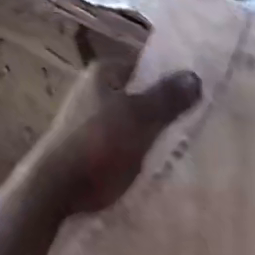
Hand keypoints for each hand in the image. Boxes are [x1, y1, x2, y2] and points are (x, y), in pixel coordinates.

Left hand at [30, 61, 201, 215]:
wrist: (54, 188)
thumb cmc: (97, 143)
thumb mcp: (137, 118)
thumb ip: (166, 97)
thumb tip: (194, 75)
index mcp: (102, 72)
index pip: (144, 65)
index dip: (171, 78)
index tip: (200, 94)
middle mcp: (93, 88)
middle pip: (138, 94)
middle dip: (163, 108)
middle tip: (198, 122)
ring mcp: (88, 118)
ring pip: (131, 121)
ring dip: (151, 132)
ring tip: (184, 145)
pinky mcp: (88, 146)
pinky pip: (121, 142)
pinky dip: (137, 150)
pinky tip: (159, 165)